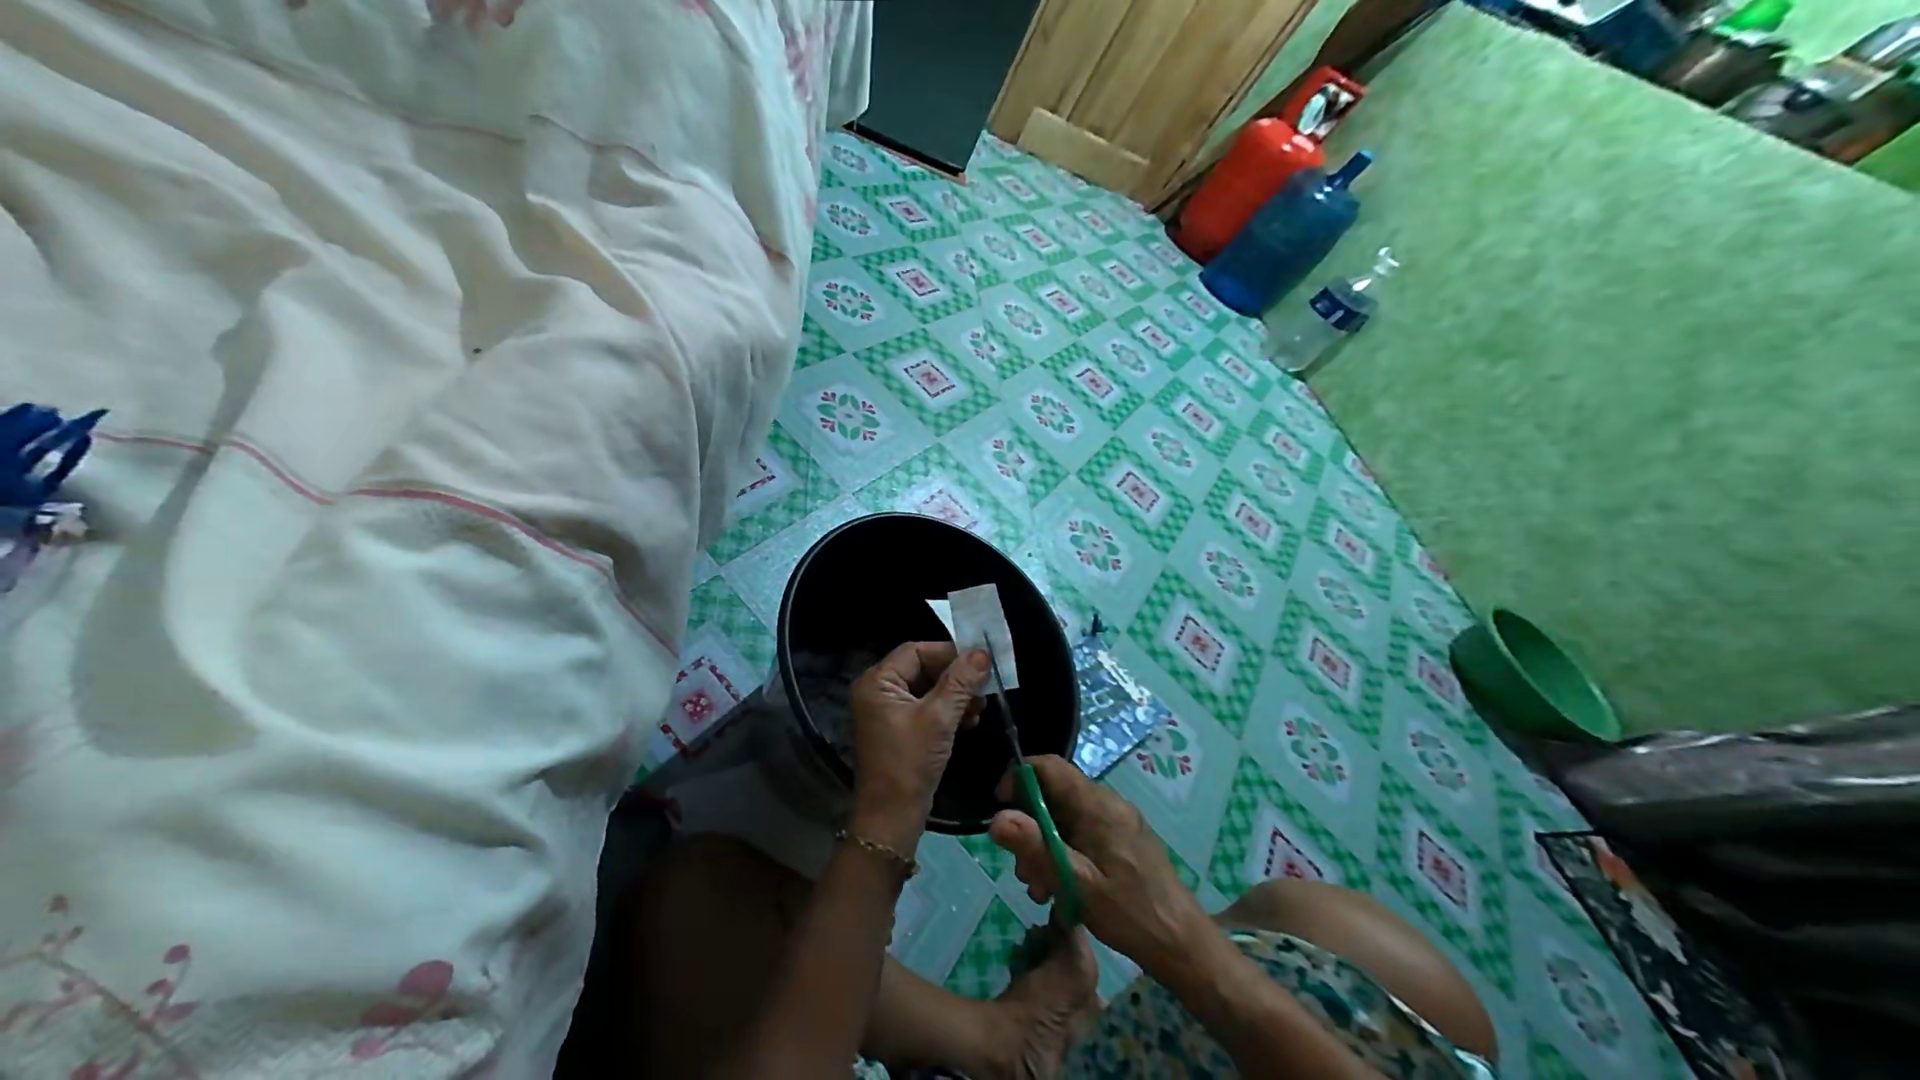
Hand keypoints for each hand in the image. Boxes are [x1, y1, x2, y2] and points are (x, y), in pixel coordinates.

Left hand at [847, 643, 988, 851]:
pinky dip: (947, 711)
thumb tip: (982, 652)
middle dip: (956, 678)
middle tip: (984, 689)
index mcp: (877, 682)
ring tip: (979, 709)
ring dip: (955, 695)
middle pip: (923, 668)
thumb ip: (960, 682)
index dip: (949, 654)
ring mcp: (887, 711)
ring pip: (928, 689)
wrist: (891, 818)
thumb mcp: (939, 718)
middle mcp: (877, 691)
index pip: (916, 650)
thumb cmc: (910, 762)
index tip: (980, 664)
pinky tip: (969, 721)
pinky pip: (925, 708)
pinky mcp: (898, 729)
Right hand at [990, 756, 1211, 979]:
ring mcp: (1117, 821)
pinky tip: (1062, 889)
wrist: (1181, 942)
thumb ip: (1035, 848)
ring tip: (1041, 889)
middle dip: (1029, 827)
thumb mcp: (1075, 882)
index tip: (1001, 809)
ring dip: (1045, 847)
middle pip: (1054, 795)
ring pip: (1065, 817)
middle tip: (1023, 872)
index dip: (1019, 778)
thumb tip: (996, 819)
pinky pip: (1082, 832)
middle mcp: (1107, 803)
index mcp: (1097, 805)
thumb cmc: (1129, 912)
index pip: (1049, 766)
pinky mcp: (1122, 839)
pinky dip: (1064, 853)